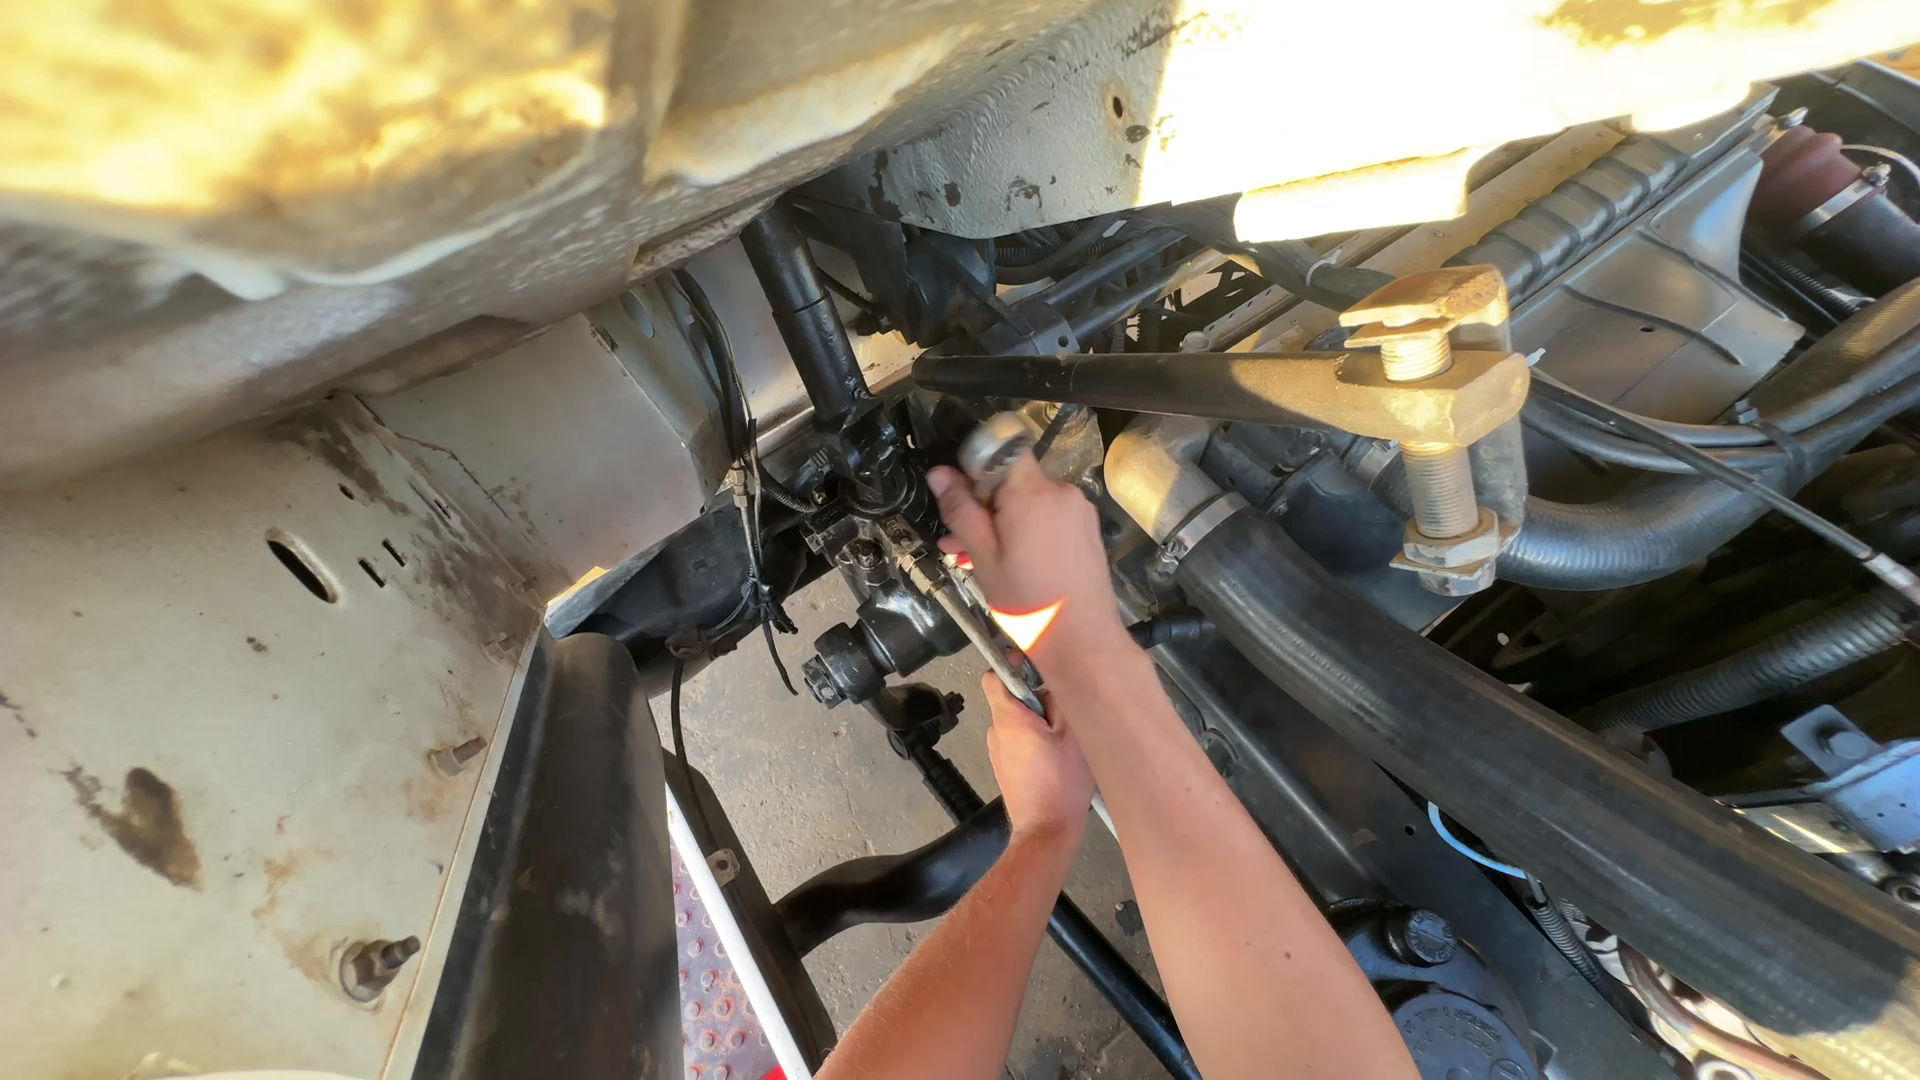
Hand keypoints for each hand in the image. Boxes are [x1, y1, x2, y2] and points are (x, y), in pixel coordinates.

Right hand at [927, 454, 1130, 676]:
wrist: (1083, 642)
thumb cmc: (1029, 602)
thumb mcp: (983, 557)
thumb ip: (961, 510)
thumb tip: (940, 474)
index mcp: (1033, 492)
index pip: (1002, 449)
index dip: (976, 466)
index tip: (961, 497)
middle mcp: (1061, 491)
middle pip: (1013, 479)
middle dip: (983, 504)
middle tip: (958, 541)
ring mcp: (1078, 510)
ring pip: (1028, 501)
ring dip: (1002, 521)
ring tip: (978, 559)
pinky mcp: (1087, 528)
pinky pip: (1047, 517)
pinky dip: (1025, 530)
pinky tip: (1010, 562)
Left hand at [982, 671, 1094, 840]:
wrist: (1046, 831)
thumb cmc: (1061, 784)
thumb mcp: (1072, 736)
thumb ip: (1059, 703)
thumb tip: (1050, 687)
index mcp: (1008, 718)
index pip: (994, 677)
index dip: (1010, 666)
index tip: (1030, 665)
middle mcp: (996, 732)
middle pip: (1010, 699)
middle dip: (1034, 699)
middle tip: (1061, 712)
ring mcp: (997, 751)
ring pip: (1015, 722)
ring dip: (1036, 722)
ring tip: (1062, 740)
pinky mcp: (1004, 768)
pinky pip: (1017, 742)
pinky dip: (1032, 741)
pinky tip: (1055, 758)